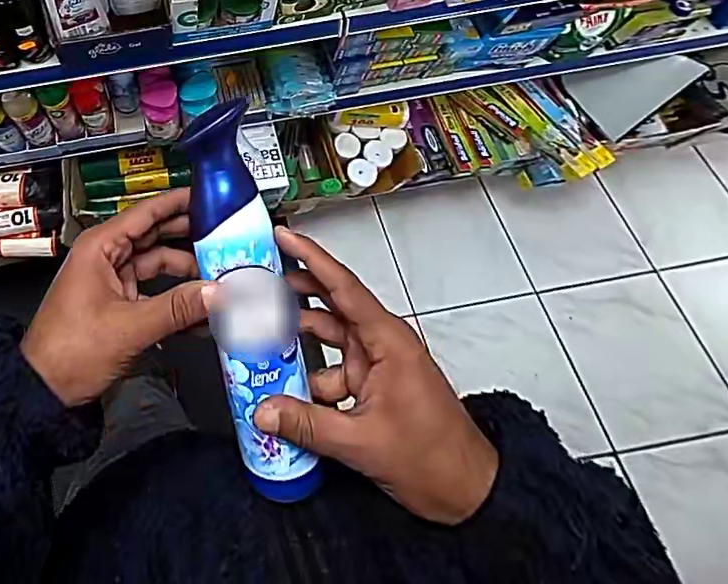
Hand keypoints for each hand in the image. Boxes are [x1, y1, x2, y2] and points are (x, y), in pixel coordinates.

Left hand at [20, 188, 210, 407]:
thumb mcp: (129, 327)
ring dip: (188, 273)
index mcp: (101, 246)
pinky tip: (202, 313)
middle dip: (190, 236)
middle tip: (225, 234)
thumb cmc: (69, 352)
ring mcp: (113, 280)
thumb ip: (178, 308)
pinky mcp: (119, 304)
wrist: (39, 395)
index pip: (147, 212)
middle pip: (156, 236)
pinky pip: (155, 292)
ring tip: (221, 275)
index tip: (209, 196)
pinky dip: (176, 300)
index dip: (179, 202)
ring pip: (159, 265)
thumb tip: (218, 293)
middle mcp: (107, 256)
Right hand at [253, 227, 498, 524]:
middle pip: (331, 305)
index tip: (286, 236)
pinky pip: (333, 371)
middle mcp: (381, 342)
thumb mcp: (362, 442)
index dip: (311, 257)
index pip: (343, 285)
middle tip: (261, 279)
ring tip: (262, 336)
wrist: (467, 491)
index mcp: (387, 339)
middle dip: (295, 292)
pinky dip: (310, 378)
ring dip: (299, 340)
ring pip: (329, 339)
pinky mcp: (372, 384)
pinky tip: (287, 391)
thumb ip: (307, 425)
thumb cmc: (436, 457)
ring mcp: (376, 363)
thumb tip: (266, 409)